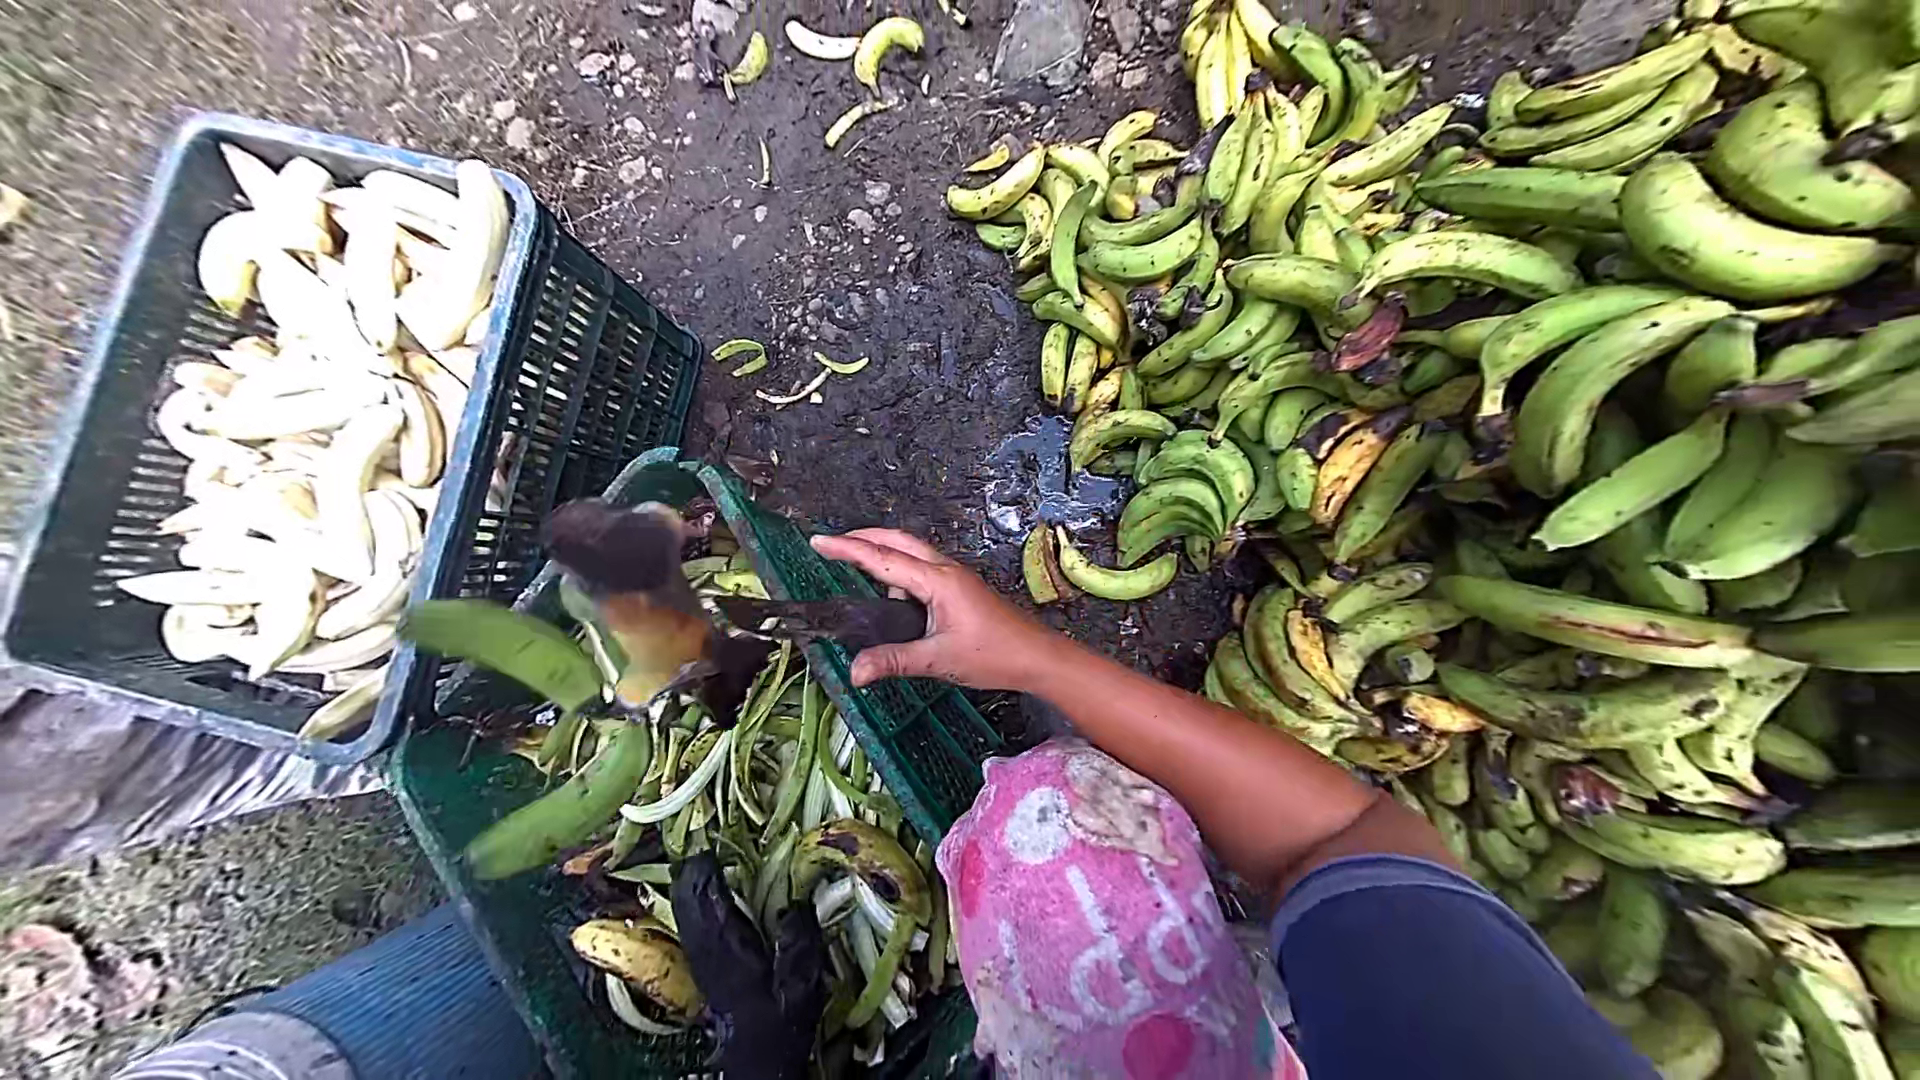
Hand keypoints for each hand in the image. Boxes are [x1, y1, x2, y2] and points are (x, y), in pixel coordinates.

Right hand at [810, 528, 1057, 690]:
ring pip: (912, 552)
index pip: (883, 558)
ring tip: (856, 571)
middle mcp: (945, 570)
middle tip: (832, 544)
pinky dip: (900, 571)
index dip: (847, 548)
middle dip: (864, 537)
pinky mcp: (959, 588)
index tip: (818, 540)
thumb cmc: (994, 655)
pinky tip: (893, 597)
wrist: (1036, 656)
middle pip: (898, 541)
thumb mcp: (939, 660)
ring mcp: (954, 576)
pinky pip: (923, 568)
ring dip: (883, 554)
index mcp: (937, 580)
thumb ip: (894, 661)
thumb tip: (855, 671)